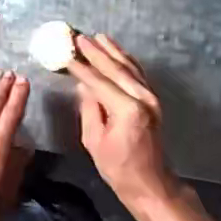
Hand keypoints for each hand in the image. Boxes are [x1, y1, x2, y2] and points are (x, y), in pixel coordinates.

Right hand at [66, 34, 185, 216]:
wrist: (149, 182)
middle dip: (97, 52)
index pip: (99, 81)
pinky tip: (117, 54)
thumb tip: (84, 86)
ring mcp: (151, 98)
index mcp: (127, 109)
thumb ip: (89, 109)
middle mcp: (143, 98)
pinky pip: (138, 74)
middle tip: (80, 37)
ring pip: (130, 67)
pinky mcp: (153, 101)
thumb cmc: (118, 167)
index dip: (81, 68)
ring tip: (99, 37)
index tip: (67, 54)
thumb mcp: (94, 140)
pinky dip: (126, 62)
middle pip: (117, 69)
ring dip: (113, 51)